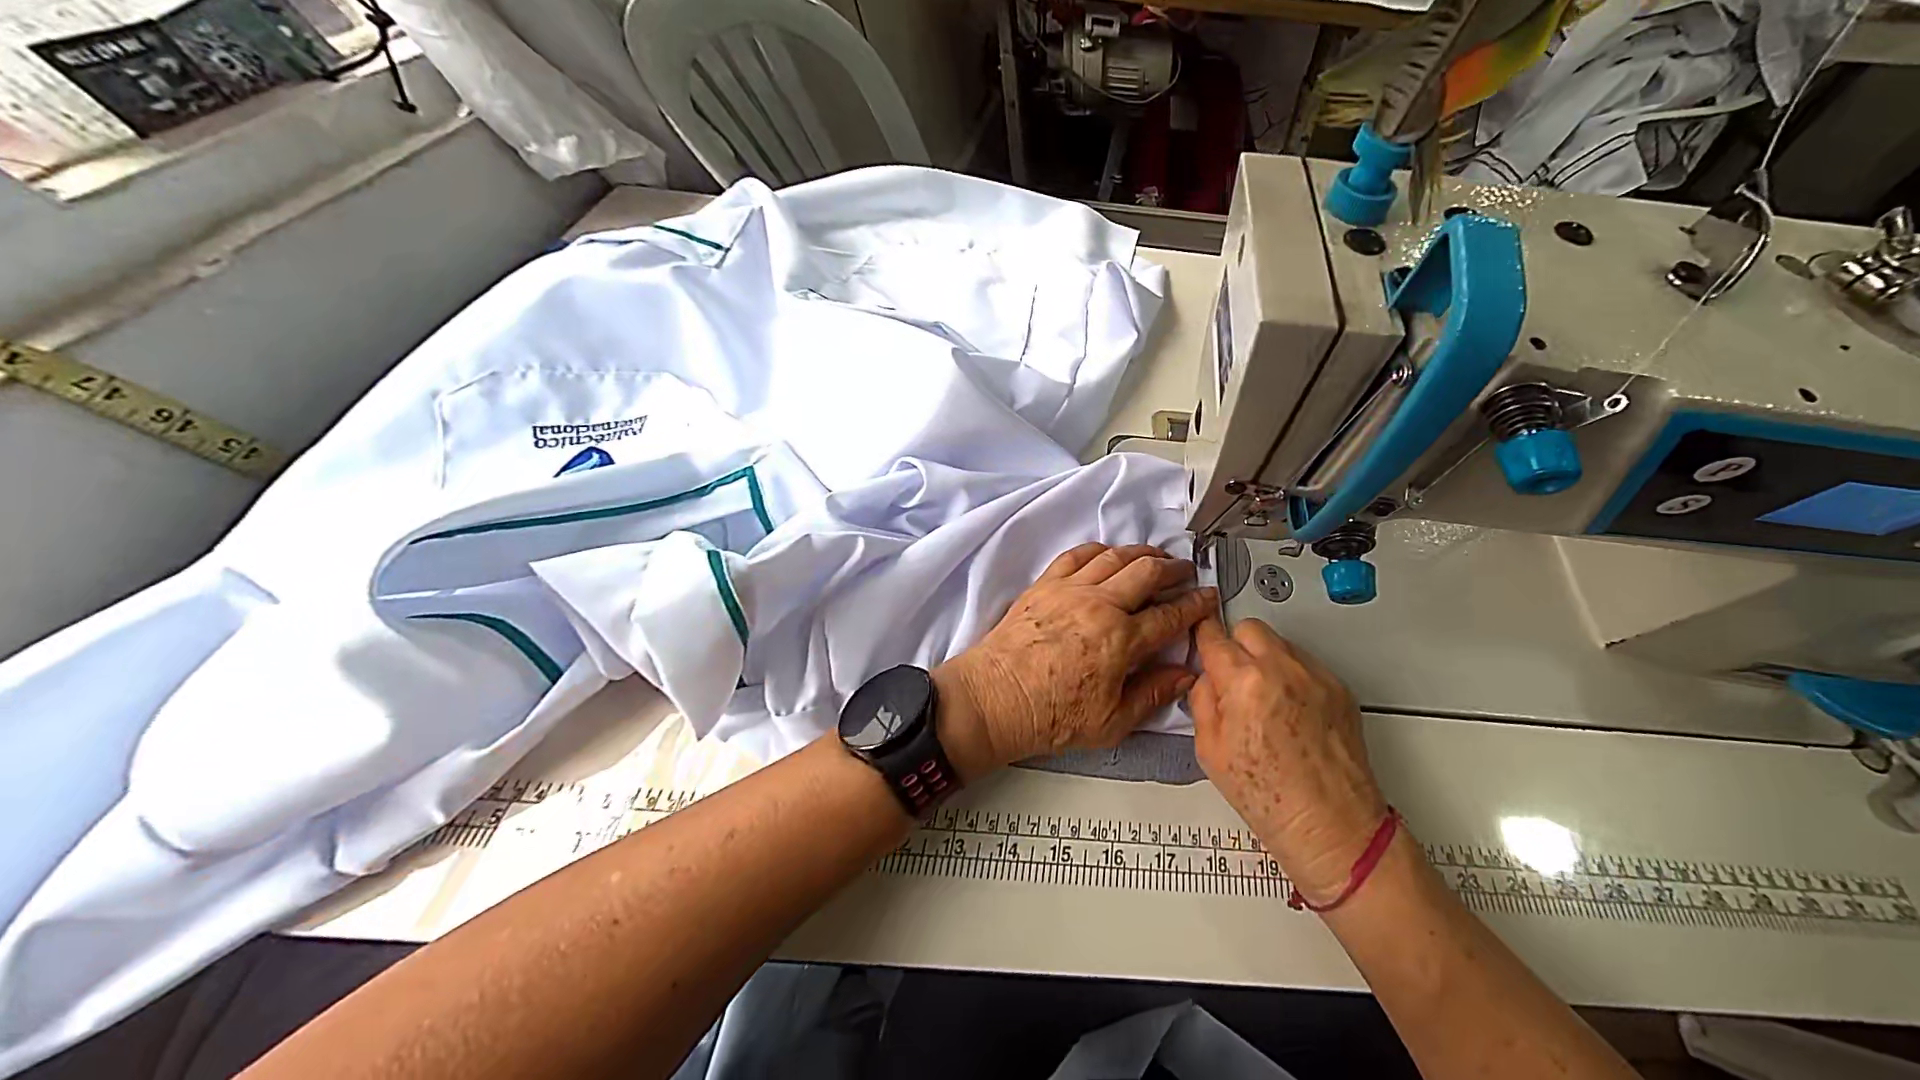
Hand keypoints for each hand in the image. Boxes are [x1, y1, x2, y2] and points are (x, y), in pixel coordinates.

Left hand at [932, 544, 1215, 780]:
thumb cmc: (1051, 716)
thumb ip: (1152, 694)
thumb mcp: (1112, 722)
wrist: (994, 700)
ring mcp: (1069, 591)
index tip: (1207, 598)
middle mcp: (1099, 606)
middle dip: (1173, 569)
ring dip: (1140, 553)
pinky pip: (1076, 555)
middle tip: (1184, 572)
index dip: (1195, 605)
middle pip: (1147, 573)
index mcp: (1121, 640)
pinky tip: (1107, 555)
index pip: (1170, 615)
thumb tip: (1184, 675)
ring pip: (1114, 557)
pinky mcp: (1044, 586)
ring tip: (1154, 557)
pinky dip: (1097, 550)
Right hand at [1189, 617, 1389, 906]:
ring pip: (1279, 643)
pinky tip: (1287, 710)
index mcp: (1245, 682)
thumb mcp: (1209, 749)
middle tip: (1230, 674)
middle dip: (1235, 645)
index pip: (1213, 635)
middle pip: (1248, 628)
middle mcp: (1284, 670)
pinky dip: (1291, 675)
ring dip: (1264, 658)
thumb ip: (1202, 699)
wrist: (1331, 826)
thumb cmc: (1272, 797)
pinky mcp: (1339, 688)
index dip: (1201, 637)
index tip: (1200, 640)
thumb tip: (1206, 677)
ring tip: (1262, 699)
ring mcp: (1316, 677)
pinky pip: (1305, 664)